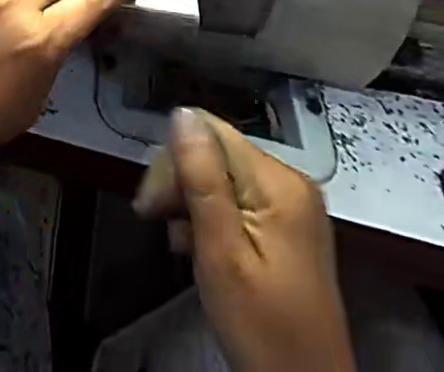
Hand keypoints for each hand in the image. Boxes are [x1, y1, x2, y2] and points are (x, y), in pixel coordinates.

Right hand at [134, 108, 355, 371]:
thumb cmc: (262, 329)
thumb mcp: (222, 254)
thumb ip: (202, 180)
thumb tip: (182, 113)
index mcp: (280, 182)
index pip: (211, 134)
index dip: (174, 163)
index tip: (151, 207)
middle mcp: (290, 180)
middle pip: (218, 153)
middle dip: (182, 184)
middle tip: (162, 228)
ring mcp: (292, 203)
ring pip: (224, 177)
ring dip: (194, 205)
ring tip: (185, 246)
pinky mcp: (288, 225)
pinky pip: (239, 200)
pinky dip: (214, 219)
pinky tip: (203, 249)